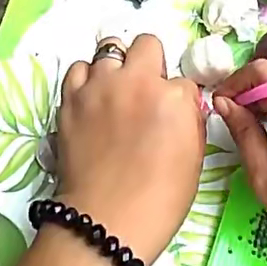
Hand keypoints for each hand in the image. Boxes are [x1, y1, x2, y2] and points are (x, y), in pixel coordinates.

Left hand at [54, 34, 205, 261]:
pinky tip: (92, 98)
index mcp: (173, 97)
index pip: (182, 80)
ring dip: (116, 67)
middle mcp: (136, 81)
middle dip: (150, 62)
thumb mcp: (194, 157)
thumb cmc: (159, 199)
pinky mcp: (71, 98)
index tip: (170, 113)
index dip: (177, 97)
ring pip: (109, 49)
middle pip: (146, 44)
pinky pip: (78, 69)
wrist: (106, 221)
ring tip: (115, 92)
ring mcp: (100, 86)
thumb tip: (181, 104)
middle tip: (145, 89)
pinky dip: (87, 79)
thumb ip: (189, 119)